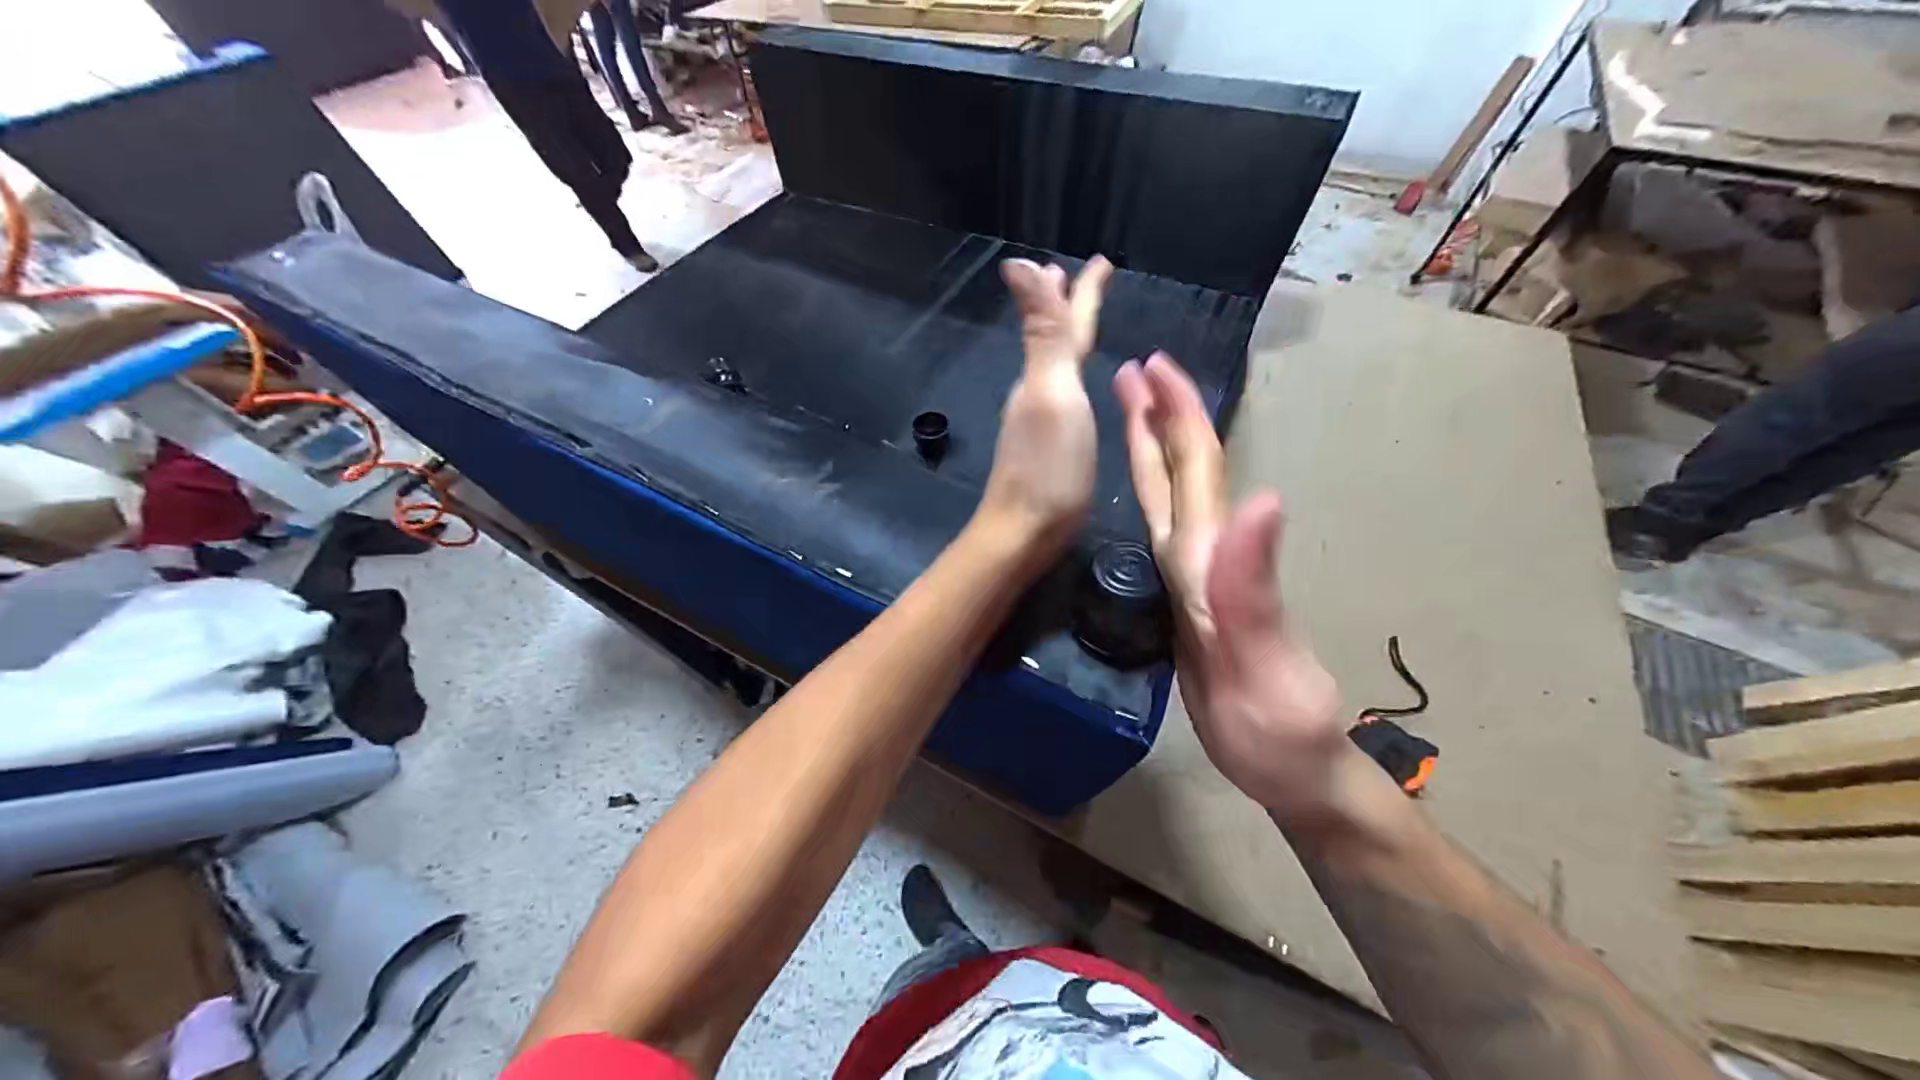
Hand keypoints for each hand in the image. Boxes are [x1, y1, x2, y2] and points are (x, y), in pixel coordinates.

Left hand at [974, 256, 1113, 551]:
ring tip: (1075, 315)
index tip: (1099, 260)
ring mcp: (1040, 420)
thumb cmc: (1047, 468)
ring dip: (1063, 334)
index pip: (1063, 319)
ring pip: (1054, 363)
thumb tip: (1016, 263)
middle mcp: (1038, 390)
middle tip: (1073, 276)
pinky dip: (1067, 372)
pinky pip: (1061, 393)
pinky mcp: (1048, 448)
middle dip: (1066, 303)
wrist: (1023, 533)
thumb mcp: (1052, 393)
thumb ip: (1044, 333)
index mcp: (1044, 374)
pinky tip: (1073, 382)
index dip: (1081, 289)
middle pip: (1054, 336)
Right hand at [1113, 353, 1354, 828]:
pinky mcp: (1183, 605)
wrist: (1288, 767)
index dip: (1176, 416)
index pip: (1197, 470)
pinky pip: (1159, 534)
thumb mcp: (1267, 658)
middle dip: (1159, 417)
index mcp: (1215, 558)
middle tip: (1131, 369)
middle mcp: (1205, 558)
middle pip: (1182, 473)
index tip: (1153, 366)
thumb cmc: (1278, 723)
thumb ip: (1254, 585)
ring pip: (1170, 499)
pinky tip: (1139, 494)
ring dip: (1151, 451)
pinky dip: (1148, 500)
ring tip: (1130, 413)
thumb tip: (1260, 499)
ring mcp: (1194, 581)